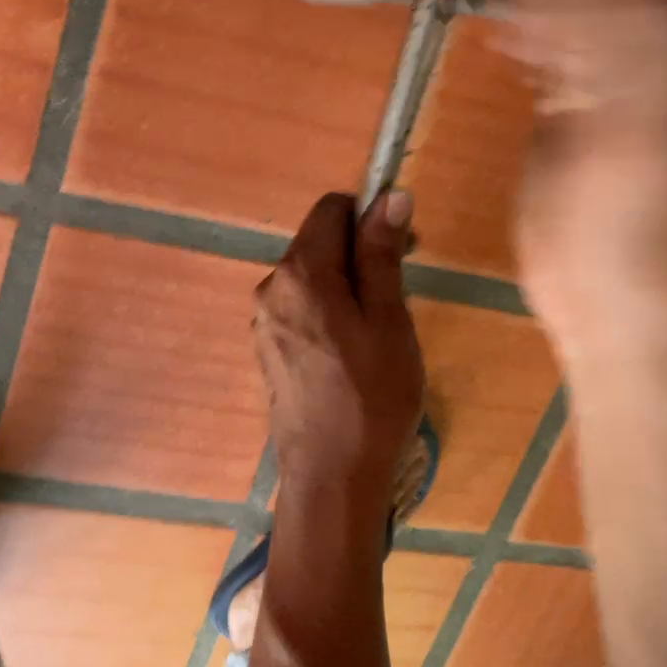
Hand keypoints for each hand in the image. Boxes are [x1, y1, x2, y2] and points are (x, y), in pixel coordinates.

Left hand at [254, 191, 424, 484]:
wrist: (331, 471)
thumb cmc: (372, 394)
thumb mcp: (388, 318)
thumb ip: (382, 254)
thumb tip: (390, 195)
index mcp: (299, 271)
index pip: (330, 209)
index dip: (368, 215)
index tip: (402, 245)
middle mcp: (271, 286)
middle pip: (318, 242)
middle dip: (359, 252)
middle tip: (399, 292)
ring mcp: (263, 318)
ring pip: (310, 276)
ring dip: (345, 283)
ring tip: (378, 329)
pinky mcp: (267, 346)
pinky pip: (300, 307)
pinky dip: (327, 309)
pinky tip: (351, 349)